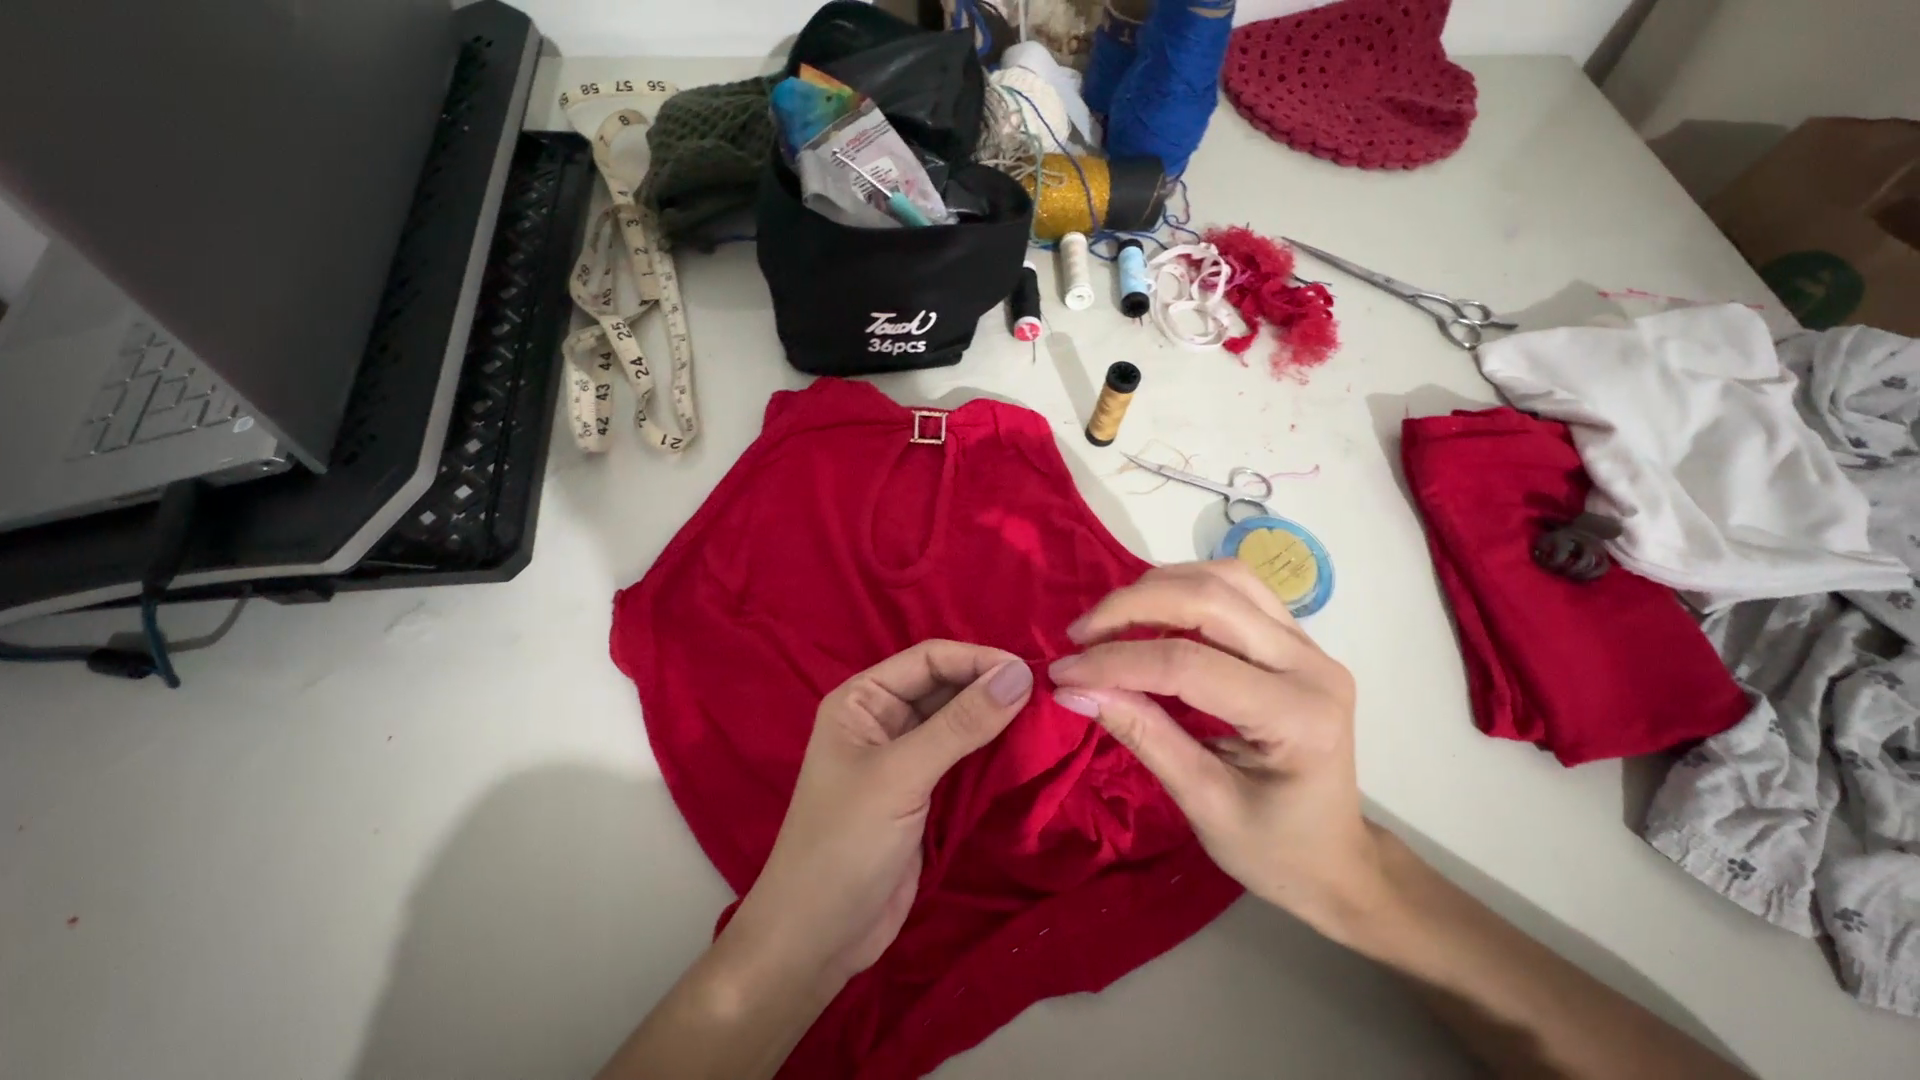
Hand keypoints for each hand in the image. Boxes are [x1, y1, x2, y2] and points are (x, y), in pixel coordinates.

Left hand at [727, 640, 1034, 986]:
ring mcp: (903, 758)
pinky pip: (963, 759)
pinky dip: (993, 753)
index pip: (929, 659)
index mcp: (862, 700)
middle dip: (991, 687)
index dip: (978, 659)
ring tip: (1047, 719)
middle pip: (946, 686)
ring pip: (959, 722)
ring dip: (997, 719)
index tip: (1032, 673)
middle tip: (1049, 698)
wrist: (817, 936)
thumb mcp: (901, 777)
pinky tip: (1026, 751)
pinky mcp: (922, 794)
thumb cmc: (844, 844)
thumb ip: (960, 725)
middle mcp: (882, 719)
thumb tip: (1019, 674)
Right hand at [1047, 560, 1387, 940]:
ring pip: (1225, 578)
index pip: (1189, 664)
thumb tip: (1073, 689)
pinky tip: (1149, 616)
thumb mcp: (1203, 804)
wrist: (1335, 860)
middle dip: (1131, 607)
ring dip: (1157, 588)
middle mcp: (1312, 665)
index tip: (1061, 673)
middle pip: (1211, 598)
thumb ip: (1142, 735)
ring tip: (1108, 623)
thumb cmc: (1274, 850)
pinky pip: (1236, 589)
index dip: (1116, 662)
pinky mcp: (1297, 640)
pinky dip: (1183, 590)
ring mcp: (1310, 646)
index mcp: (1297, 717)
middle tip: (1078, 636)